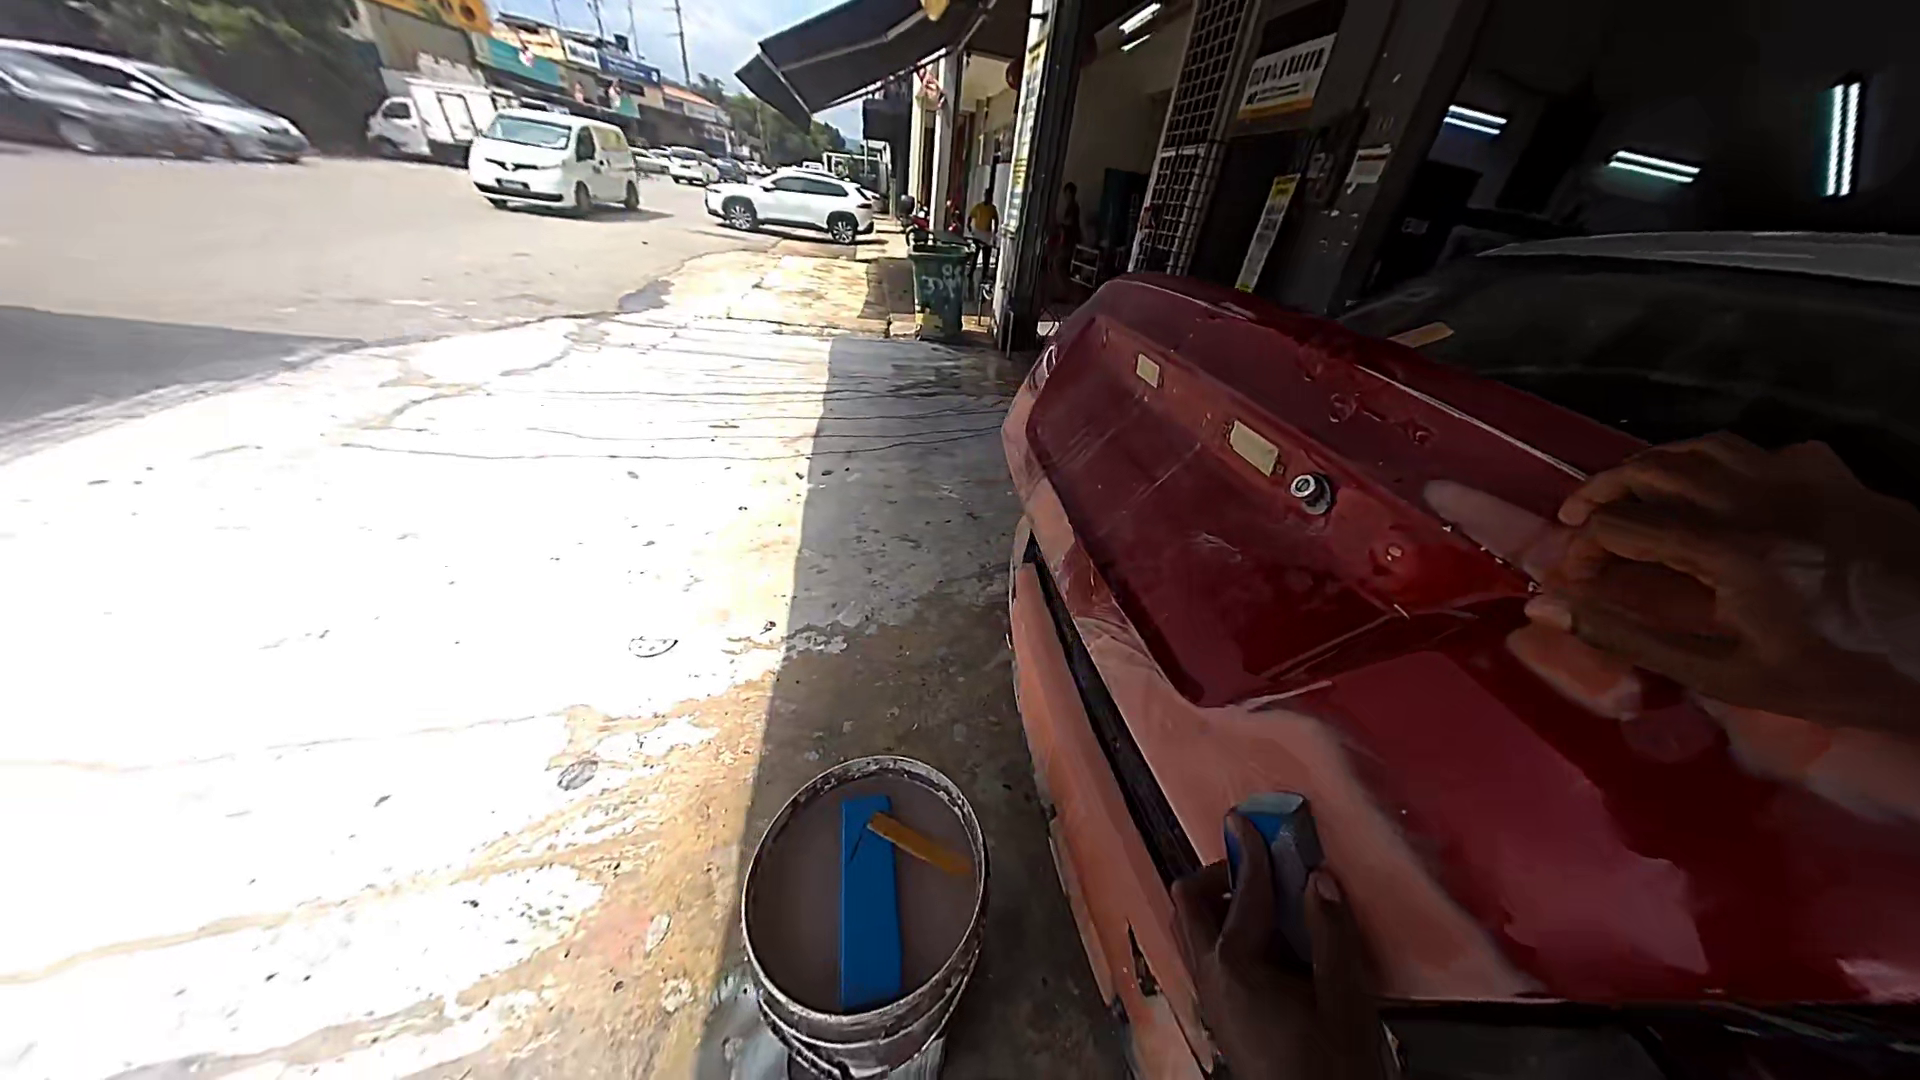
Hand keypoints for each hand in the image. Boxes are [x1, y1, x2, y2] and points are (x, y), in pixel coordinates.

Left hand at [1171, 814, 1390, 1079]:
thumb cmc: (1331, 1069)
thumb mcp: (1345, 1005)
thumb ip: (1331, 937)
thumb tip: (1320, 877)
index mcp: (1235, 964)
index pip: (1243, 893)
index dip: (1249, 853)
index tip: (1245, 820)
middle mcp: (1207, 971)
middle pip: (1189, 899)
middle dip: (1217, 873)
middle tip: (1257, 871)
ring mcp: (1205, 991)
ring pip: (1189, 923)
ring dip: (1216, 900)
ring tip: (1260, 903)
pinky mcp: (1214, 1007)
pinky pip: (1200, 947)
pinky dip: (1220, 927)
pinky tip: (1260, 942)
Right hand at [1543, 434, 1919, 735]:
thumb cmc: (1851, 676)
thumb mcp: (1725, 675)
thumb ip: (1625, 636)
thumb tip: (1541, 609)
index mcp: (1731, 552)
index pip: (1616, 525)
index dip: (1580, 549)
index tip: (1577, 581)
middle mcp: (1762, 506)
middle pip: (1649, 470)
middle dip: (1598, 493)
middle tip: (1580, 522)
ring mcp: (1812, 488)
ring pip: (1701, 448)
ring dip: (1651, 468)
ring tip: (1633, 497)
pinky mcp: (1848, 486)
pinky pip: (1767, 452)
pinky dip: (1723, 464)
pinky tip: (1719, 494)